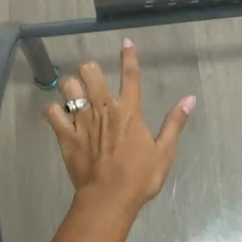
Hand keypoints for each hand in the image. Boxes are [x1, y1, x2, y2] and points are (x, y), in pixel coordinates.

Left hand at [43, 39, 194, 219]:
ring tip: (74, 94)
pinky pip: (52, 113)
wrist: (109, 199)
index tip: (125, 42)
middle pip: (91, 73)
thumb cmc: (140, 177)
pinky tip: (57, 114)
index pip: (131, 76)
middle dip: (90, 69)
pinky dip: (53, 110)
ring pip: (69, 87)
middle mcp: (103, 109)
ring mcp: (81, 121)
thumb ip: (175, 123)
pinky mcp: (66, 136)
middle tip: (92, 77)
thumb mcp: (164, 152)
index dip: (129, 56)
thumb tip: (189, 99)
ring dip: (71, 87)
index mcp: (129, 111)